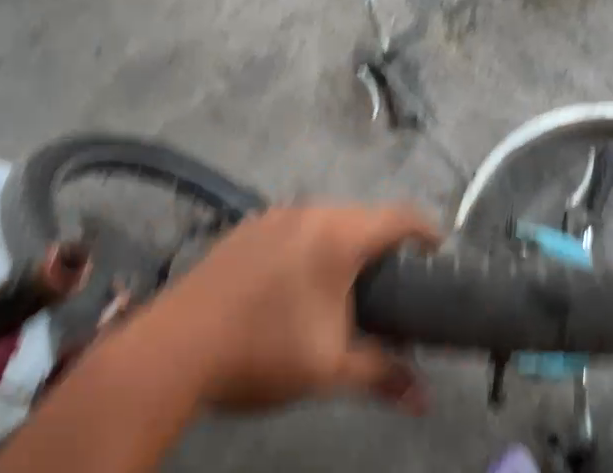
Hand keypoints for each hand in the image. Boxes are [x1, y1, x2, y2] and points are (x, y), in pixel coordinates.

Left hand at [141, 204, 441, 413]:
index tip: (441, 253)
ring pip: (324, 220)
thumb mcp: (329, 370)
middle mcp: (309, 212)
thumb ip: (382, 375)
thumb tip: (425, 401)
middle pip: (362, 217)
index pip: (400, 217)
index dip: (427, 232)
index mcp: (339, 235)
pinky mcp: (243, 229)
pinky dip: (308, 246)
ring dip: (342, 245)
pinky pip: (292, 228)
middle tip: (393, 282)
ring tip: (346, 285)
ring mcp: (271, 216)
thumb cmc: (262, 352)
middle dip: (382, 245)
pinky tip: (296, 283)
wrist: (171, 350)